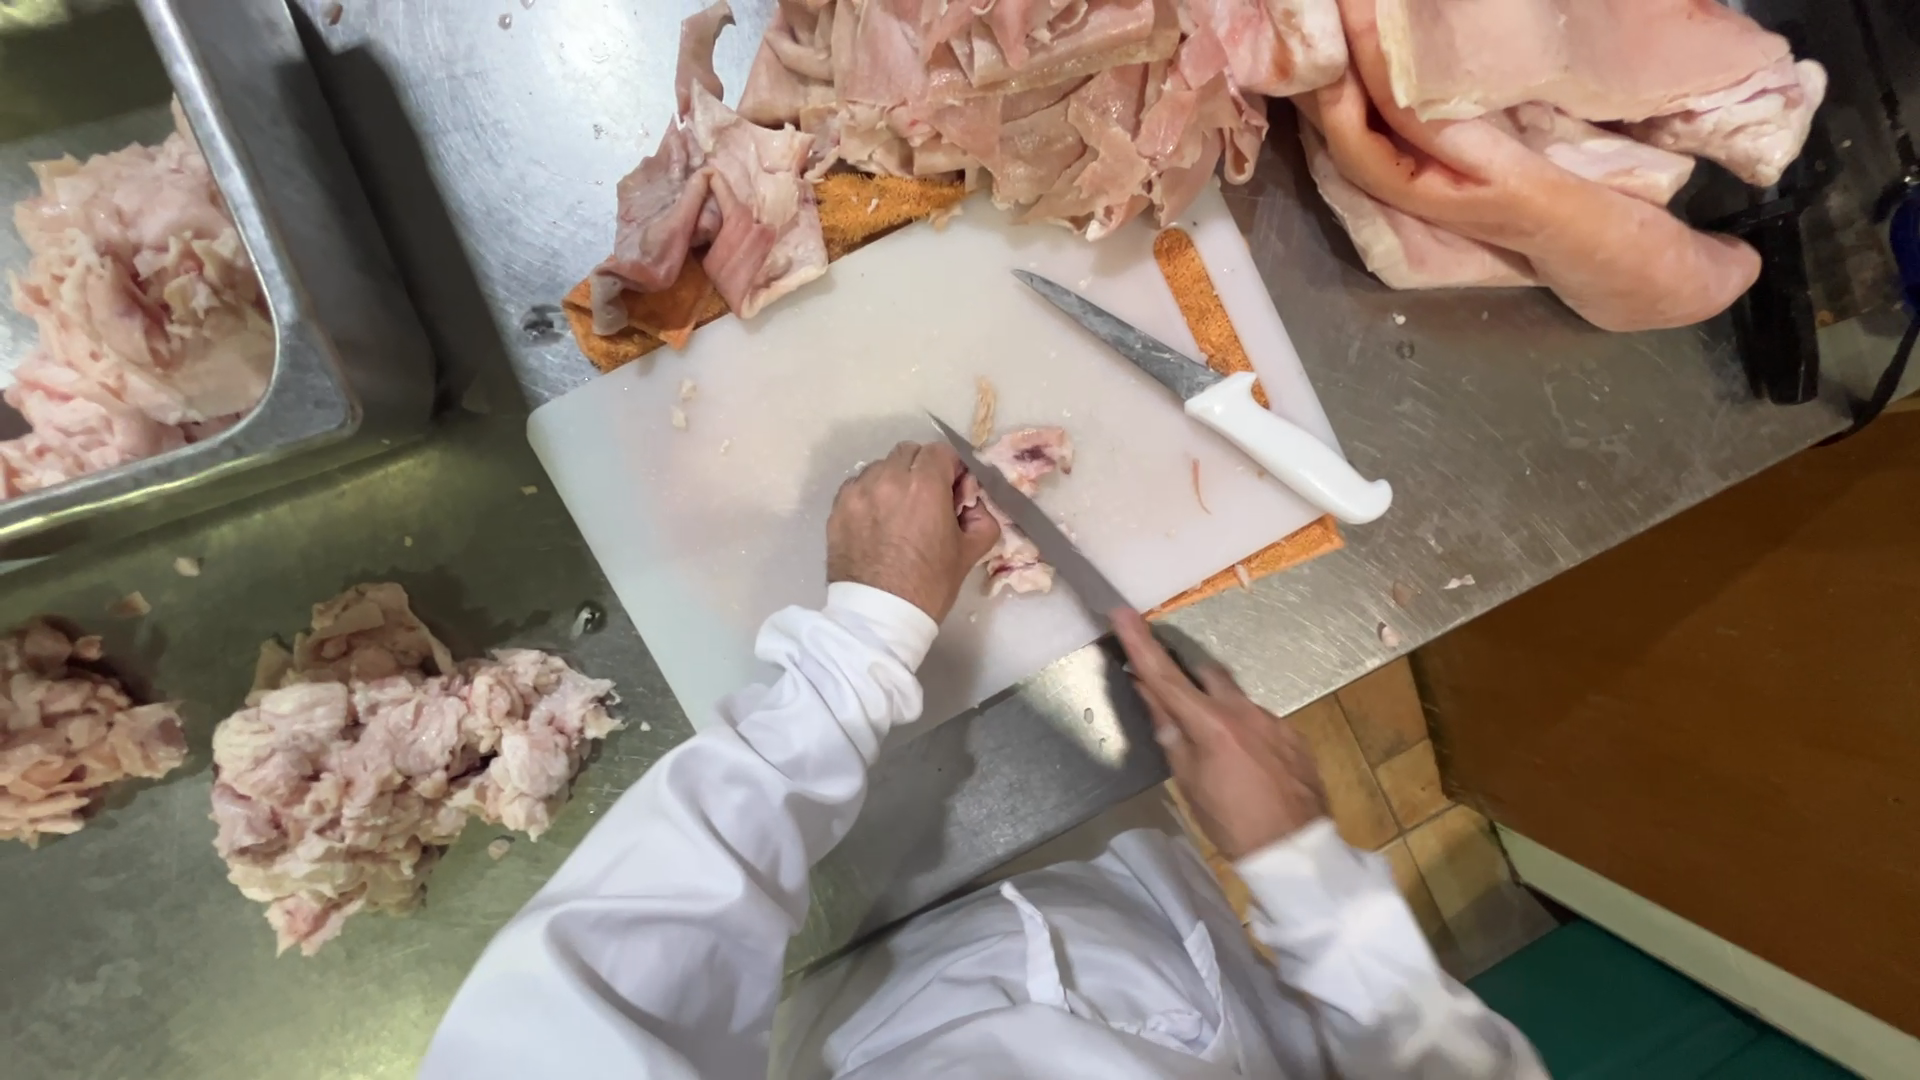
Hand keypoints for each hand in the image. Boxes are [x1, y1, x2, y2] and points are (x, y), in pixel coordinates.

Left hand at [828, 441, 1000, 621]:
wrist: (879, 616)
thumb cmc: (928, 585)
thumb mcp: (969, 553)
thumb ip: (982, 518)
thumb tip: (972, 503)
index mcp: (925, 485)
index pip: (940, 451)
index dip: (951, 468)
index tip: (952, 490)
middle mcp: (888, 479)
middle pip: (909, 452)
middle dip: (922, 469)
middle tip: (927, 499)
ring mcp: (859, 492)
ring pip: (880, 467)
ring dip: (894, 480)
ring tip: (898, 512)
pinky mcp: (838, 508)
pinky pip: (858, 486)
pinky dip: (871, 495)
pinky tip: (877, 521)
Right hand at [1111, 608, 1328, 859]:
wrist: (1297, 854)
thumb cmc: (1231, 823)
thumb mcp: (1188, 780)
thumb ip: (1169, 730)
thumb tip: (1147, 691)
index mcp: (1211, 723)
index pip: (1165, 675)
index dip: (1140, 643)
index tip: (1123, 611)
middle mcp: (1244, 710)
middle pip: (1206, 672)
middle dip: (1184, 671)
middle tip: (1168, 684)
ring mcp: (1273, 720)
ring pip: (1234, 697)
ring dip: (1215, 707)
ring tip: (1213, 743)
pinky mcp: (1293, 734)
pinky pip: (1258, 719)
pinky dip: (1242, 728)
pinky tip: (1244, 759)